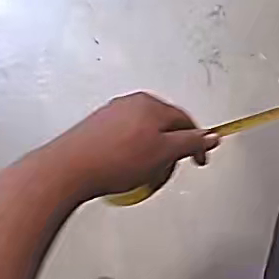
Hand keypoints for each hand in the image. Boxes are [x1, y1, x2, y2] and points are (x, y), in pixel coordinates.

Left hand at [40, 93, 219, 199]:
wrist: (68, 170)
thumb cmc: (111, 159)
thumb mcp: (164, 154)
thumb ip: (191, 143)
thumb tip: (209, 137)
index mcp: (150, 104)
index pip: (186, 121)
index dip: (196, 143)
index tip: (198, 158)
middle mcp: (131, 104)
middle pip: (165, 126)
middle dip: (171, 150)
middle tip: (166, 170)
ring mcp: (112, 115)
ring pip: (146, 135)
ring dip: (151, 155)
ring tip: (143, 174)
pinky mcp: (98, 129)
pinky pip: (127, 140)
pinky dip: (132, 155)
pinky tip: (125, 171)